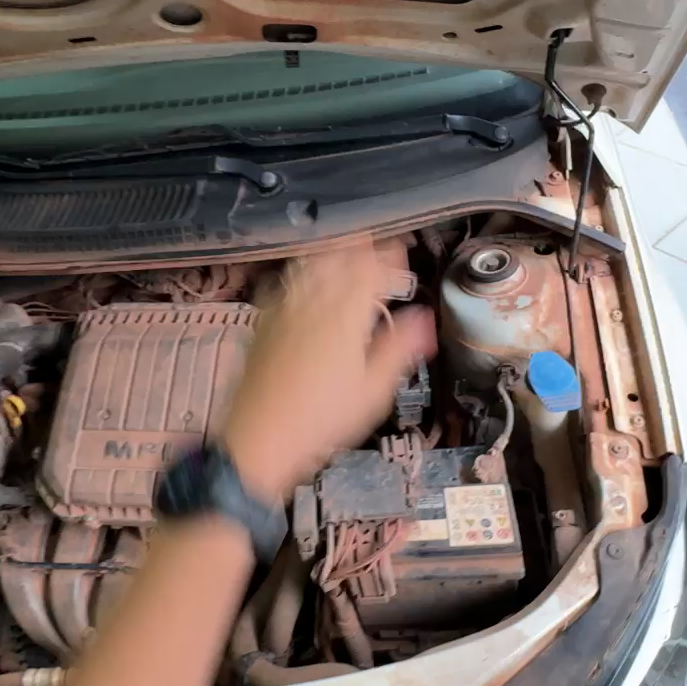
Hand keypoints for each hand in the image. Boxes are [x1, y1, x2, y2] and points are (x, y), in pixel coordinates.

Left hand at [220, 241, 436, 501]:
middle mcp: (312, 303)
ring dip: (331, 253)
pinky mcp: (263, 321)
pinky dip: (302, 273)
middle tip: (377, 248)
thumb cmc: (322, 420)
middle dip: (360, 247)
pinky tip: (305, 279)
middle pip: (338, 257)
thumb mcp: (374, 390)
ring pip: (310, 265)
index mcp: (345, 315)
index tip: (402, 253)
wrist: (261, 438)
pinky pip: (285, 283)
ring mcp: (284, 309)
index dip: (390, 256)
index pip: (371, 269)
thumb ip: (400, 348)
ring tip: (346, 252)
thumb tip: (425, 321)